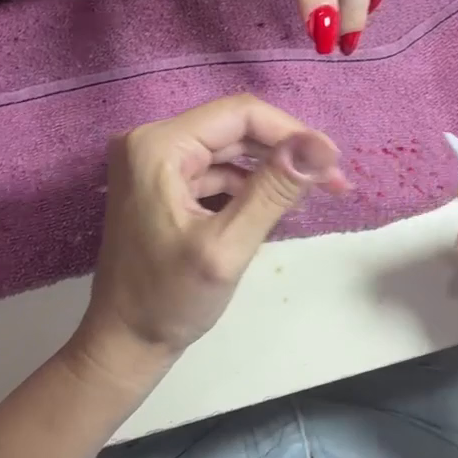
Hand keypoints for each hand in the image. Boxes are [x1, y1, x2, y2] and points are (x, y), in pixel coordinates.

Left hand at [75, 95, 349, 377]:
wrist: (123, 342)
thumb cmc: (168, 301)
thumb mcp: (226, 247)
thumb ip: (273, 191)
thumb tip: (321, 146)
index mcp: (157, 146)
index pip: (239, 114)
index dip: (292, 132)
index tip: (332, 164)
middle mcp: (150, 142)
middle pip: (234, 129)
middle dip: (286, 152)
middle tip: (333, 183)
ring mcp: (153, 163)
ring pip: (228, 149)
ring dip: (271, 168)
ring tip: (315, 193)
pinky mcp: (161, 183)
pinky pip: (214, 170)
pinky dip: (247, 184)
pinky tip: (276, 203)